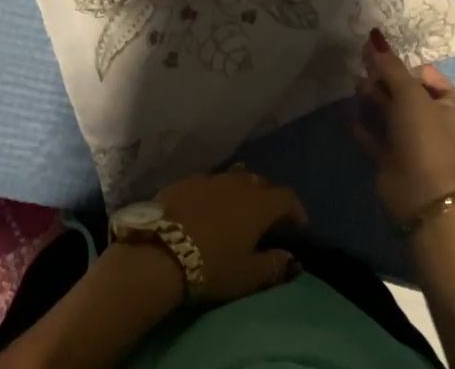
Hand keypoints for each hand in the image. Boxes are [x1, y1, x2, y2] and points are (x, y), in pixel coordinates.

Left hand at [152, 169, 307, 304]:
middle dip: (267, 199)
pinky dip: (212, 194)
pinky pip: (206, 183)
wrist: (157, 254)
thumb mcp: (248, 276)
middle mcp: (237, 183)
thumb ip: (275, 266)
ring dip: (239, 193)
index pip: (287, 198)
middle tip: (265, 221)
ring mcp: (208, 178)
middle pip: (260, 183)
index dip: (296, 212)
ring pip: (232, 178)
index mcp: (259, 203)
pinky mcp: (181, 182)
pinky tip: (204, 210)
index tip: (297, 228)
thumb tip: (294, 260)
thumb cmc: (210, 267)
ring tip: (235, 212)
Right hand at [351, 28, 454, 222]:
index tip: (377, 58)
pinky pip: (373, 134)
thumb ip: (390, 65)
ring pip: (386, 110)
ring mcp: (409, 137)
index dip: (400, 64)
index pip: (421, 71)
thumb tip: (374, 36)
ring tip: (357, 91)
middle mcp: (429, 116)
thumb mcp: (409, 93)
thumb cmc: (422, 135)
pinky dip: (362, 126)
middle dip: (382, 80)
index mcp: (445, 99)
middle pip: (401, 89)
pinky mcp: (390, 155)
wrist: (418, 192)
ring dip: (371, 98)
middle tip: (363, 72)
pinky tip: (348, 117)